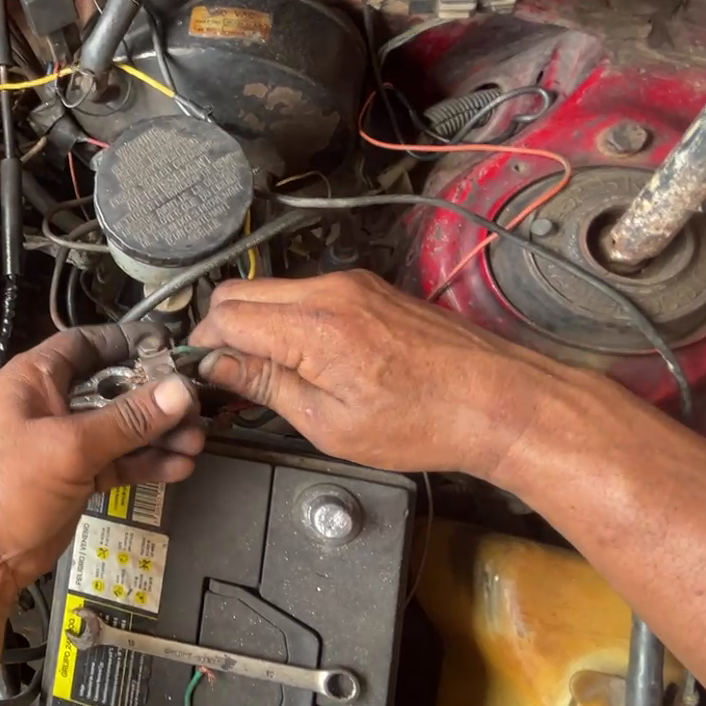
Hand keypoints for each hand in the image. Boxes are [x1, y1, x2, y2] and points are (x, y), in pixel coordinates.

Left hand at [0, 323, 205, 594]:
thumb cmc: (4, 485)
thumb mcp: (68, 446)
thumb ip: (127, 420)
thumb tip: (179, 390)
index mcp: (34, 378)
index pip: (86, 344)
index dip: (127, 341)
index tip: (169, 346)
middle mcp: (50, 404)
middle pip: (111, 387)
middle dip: (154, 396)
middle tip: (195, 406)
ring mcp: (63, 443)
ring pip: (120, 428)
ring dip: (158, 434)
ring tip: (196, 442)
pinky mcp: (75, 478)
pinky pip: (118, 462)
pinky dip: (146, 463)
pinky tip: (179, 467)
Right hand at [188, 271, 575, 479]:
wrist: (503, 401)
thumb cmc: (425, 422)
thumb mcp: (328, 422)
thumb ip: (263, 384)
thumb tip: (216, 366)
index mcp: (313, 327)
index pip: (224, 316)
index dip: (204, 344)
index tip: (201, 369)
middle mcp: (327, 292)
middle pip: (237, 292)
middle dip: (219, 329)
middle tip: (226, 369)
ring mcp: (349, 284)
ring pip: (267, 289)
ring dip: (252, 322)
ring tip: (268, 367)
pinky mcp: (365, 287)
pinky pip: (300, 293)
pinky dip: (283, 317)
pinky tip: (301, 354)